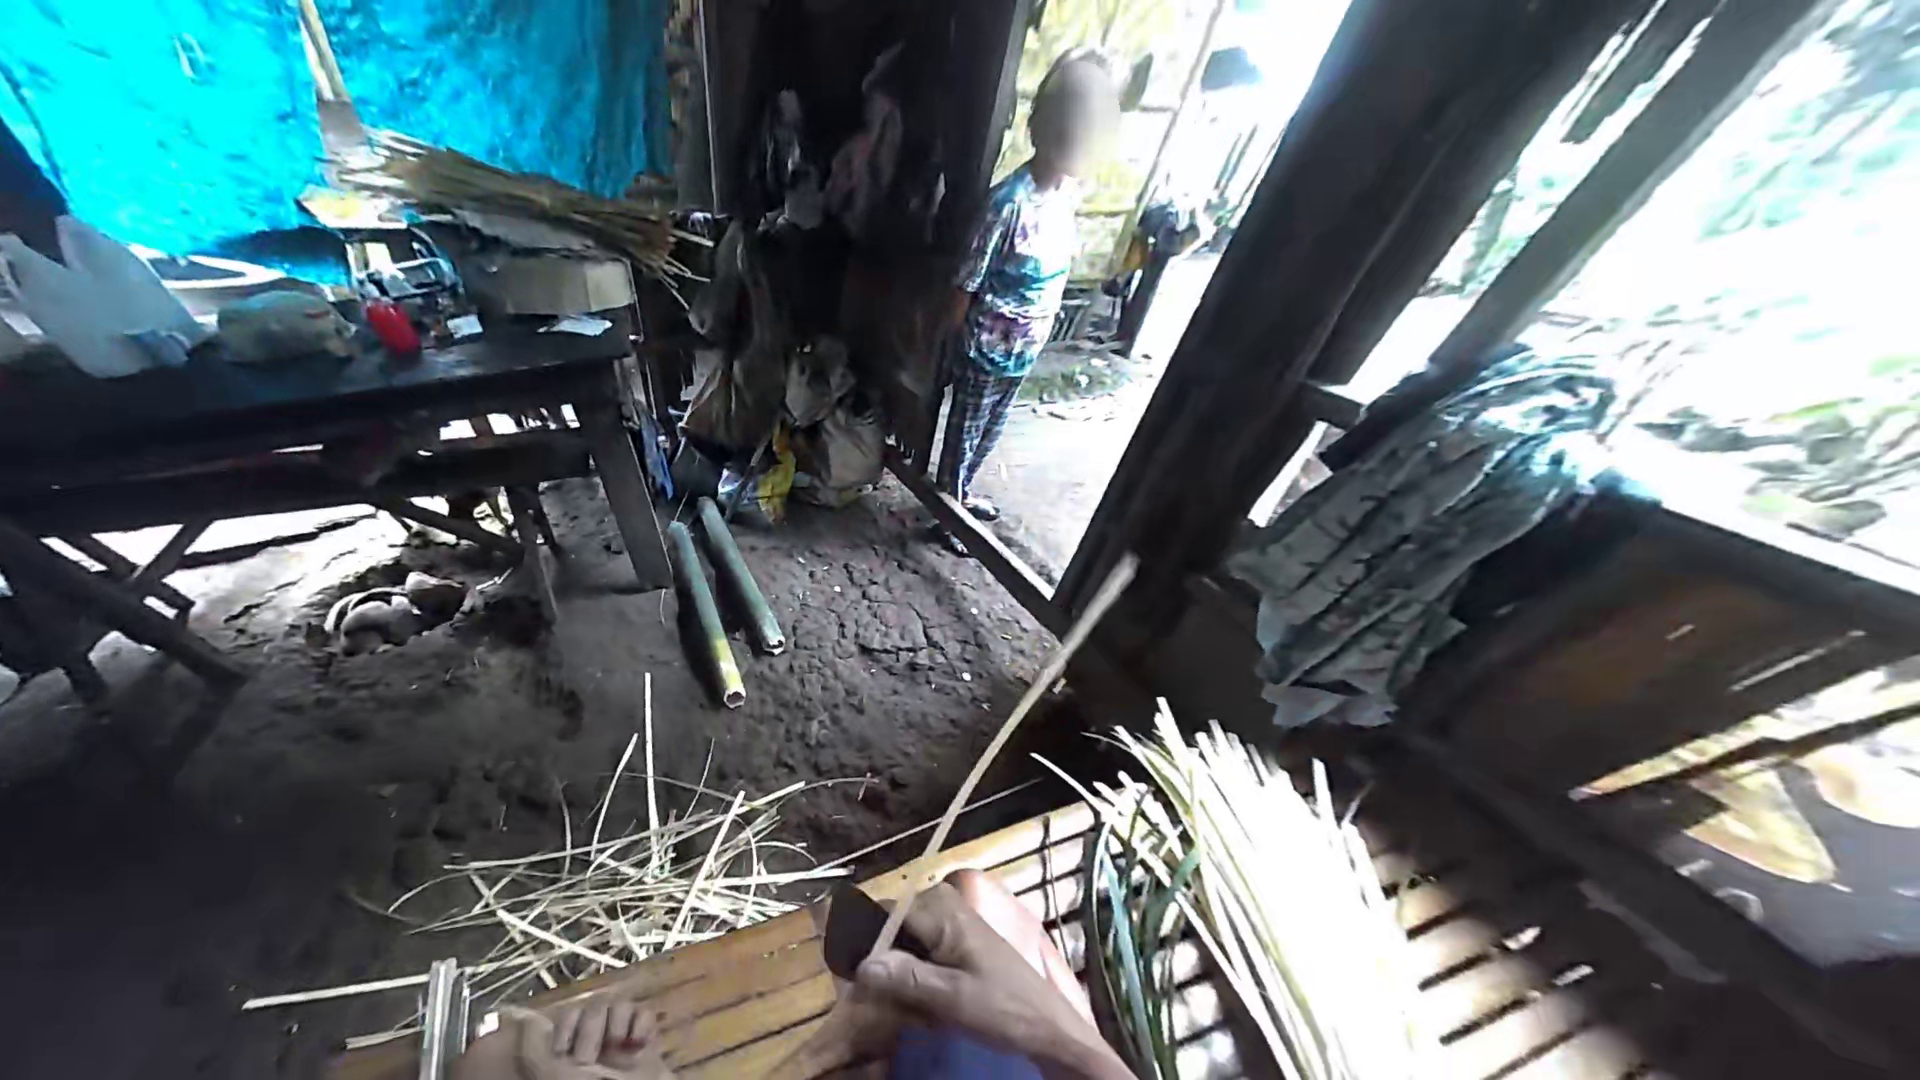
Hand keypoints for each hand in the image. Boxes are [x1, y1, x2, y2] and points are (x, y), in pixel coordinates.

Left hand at [496, 998, 667, 1079]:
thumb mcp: (558, 1074)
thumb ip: (541, 1058)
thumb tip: (527, 1031)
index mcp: (571, 1050)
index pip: (570, 1015)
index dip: (566, 1027)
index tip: (562, 1050)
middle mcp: (596, 1039)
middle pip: (596, 1006)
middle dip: (591, 1030)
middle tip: (588, 1058)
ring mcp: (622, 1037)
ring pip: (620, 1005)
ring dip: (616, 1024)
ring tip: (617, 1048)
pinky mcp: (646, 1038)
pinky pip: (644, 1013)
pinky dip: (641, 1024)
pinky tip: (638, 1043)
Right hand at [854, 880, 1131, 1079]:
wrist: (1048, 1025)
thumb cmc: (1004, 1008)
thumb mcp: (953, 999)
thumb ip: (908, 977)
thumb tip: (863, 963)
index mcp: (943, 909)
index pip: (885, 912)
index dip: (863, 942)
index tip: (849, 979)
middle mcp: (944, 903)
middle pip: (892, 923)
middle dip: (879, 959)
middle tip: (871, 999)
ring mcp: (952, 919)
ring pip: (903, 936)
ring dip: (894, 969)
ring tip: (891, 1003)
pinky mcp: (957, 938)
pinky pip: (919, 946)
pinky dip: (911, 971)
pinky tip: (913, 1001)